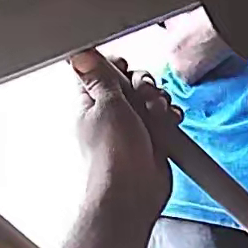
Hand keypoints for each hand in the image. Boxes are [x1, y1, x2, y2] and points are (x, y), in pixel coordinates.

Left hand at [70, 50, 177, 225]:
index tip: (126, 71)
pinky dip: (168, 117)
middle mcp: (110, 114)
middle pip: (131, 82)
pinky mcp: (150, 138)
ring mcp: (131, 127)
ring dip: (158, 100)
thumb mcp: (106, 104)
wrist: (133, 191)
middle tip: (144, 95)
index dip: (118, 67)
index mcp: (91, 103)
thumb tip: (79, 55)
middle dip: (143, 84)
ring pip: (150, 98)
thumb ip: (99, 77)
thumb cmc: (112, 154)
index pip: (103, 71)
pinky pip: (163, 117)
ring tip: (156, 113)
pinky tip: (168, 122)